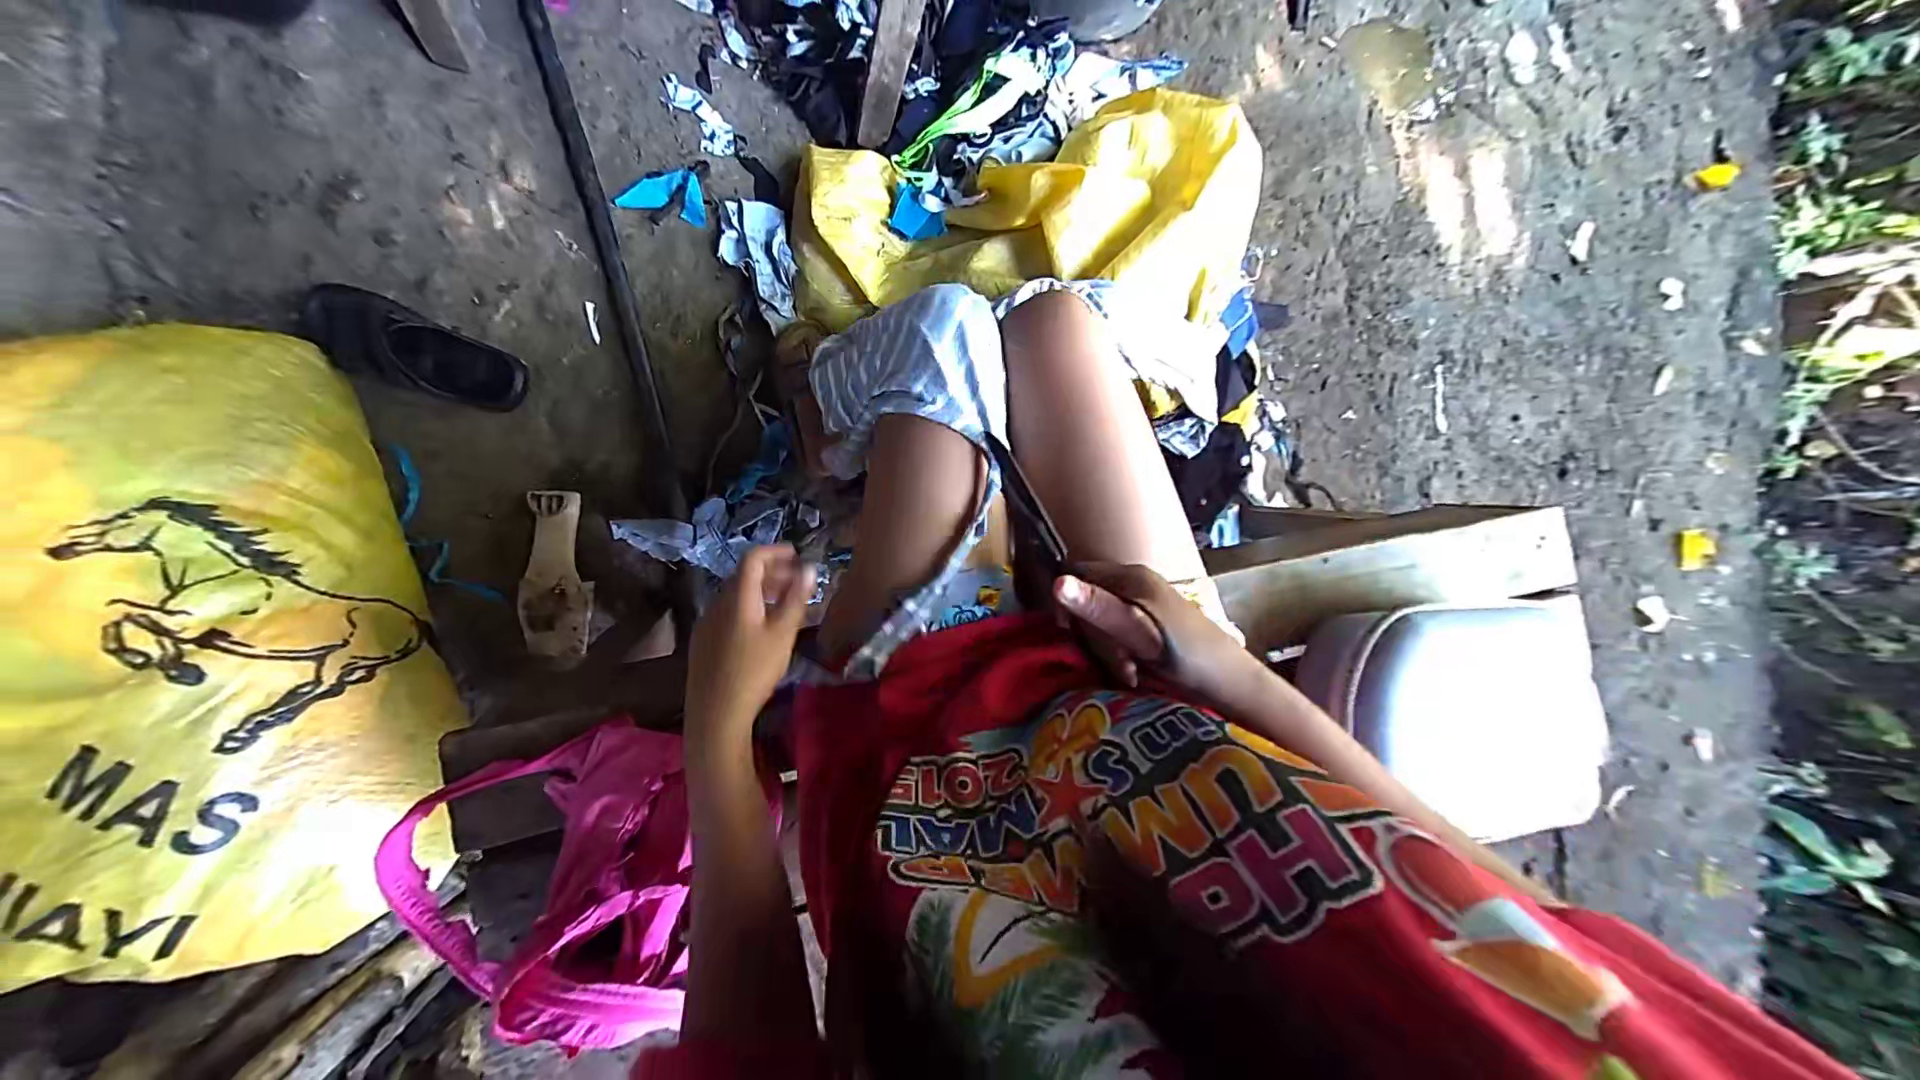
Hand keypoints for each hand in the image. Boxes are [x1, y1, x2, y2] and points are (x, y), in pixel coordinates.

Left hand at [686, 545, 815, 750]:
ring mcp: (707, 623)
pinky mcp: (703, 642)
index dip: (775, 551)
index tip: (798, 555)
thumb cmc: (754, 670)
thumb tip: (809, 568)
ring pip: (736, 596)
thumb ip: (796, 598)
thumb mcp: (783, 633)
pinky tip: (761, 629)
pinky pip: (728, 613)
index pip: (753, 558)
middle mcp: (717, 603)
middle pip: (744, 576)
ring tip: (785, 606)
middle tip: (797, 582)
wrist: (715, 713)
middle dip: (772, 573)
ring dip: (761, 592)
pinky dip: (748, 608)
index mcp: (737, 597)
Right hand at [1053, 562, 1266, 708]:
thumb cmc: (1187, 656)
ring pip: (1101, 617)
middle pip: (1087, 597)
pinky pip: (1117, 629)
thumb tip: (1056, 583)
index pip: (1075, 573)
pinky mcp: (1150, 620)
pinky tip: (1133, 670)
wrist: (1232, 683)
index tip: (1068, 632)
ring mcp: (1144, 600)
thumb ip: (1098, 608)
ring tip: (1128, 670)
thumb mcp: (1137, 635)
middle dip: (1092, 632)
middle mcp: (1135, 582)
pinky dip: (1118, 651)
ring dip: (1106, 647)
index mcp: (1131, 577)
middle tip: (1114, 660)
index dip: (1065, 601)